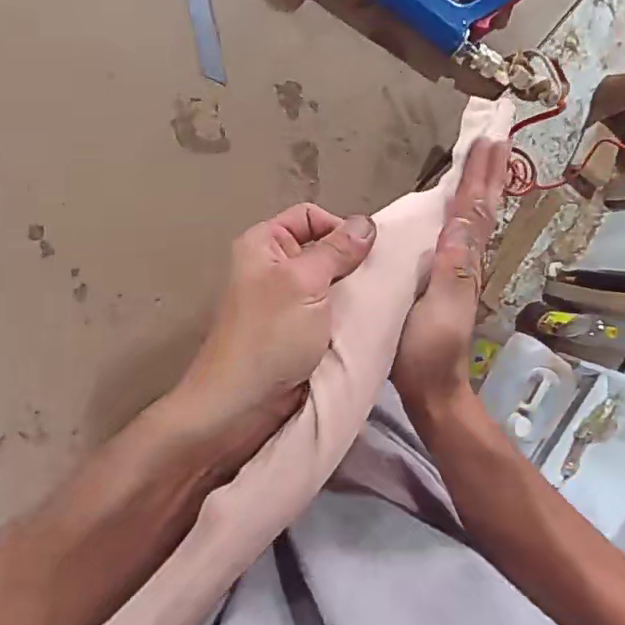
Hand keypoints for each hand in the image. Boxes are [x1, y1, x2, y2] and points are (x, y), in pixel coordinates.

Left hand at [180, 204, 375, 429]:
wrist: (240, 408)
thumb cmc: (268, 338)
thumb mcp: (304, 283)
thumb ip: (336, 250)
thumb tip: (366, 223)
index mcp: (263, 244)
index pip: (310, 216)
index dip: (339, 227)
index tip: (367, 254)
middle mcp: (274, 269)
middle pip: (325, 250)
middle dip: (353, 263)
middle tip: (383, 279)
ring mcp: (288, 304)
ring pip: (333, 285)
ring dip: (355, 294)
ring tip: (382, 302)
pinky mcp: (300, 334)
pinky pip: (332, 314)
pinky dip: (350, 317)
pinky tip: (371, 323)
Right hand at [392, 137, 510, 410]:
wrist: (430, 388)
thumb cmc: (430, 351)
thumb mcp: (440, 309)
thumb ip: (452, 265)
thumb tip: (459, 217)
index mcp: (465, 261)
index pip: (474, 209)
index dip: (480, 174)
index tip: (486, 137)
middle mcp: (466, 260)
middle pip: (480, 208)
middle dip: (487, 171)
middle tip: (494, 134)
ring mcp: (456, 270)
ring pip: (471, 218)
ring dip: (478, 185)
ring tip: (481, 158)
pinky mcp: (442, 279)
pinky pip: (455, 234)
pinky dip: (460, 210)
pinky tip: (453, 206)